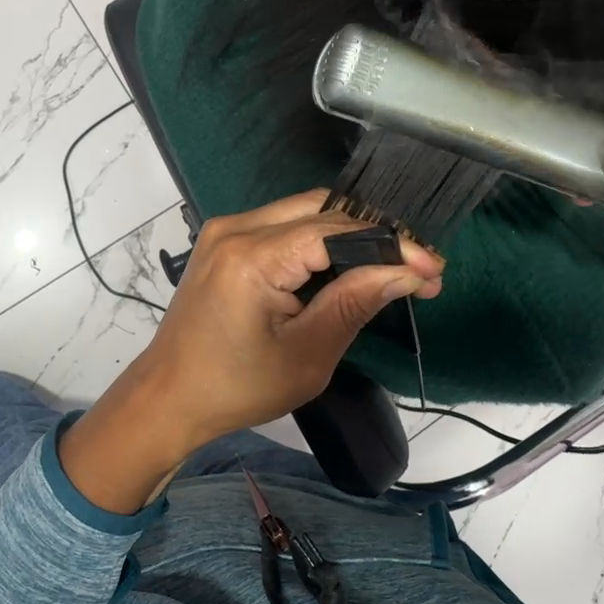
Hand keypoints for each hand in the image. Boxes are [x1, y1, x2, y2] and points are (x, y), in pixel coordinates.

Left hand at [60, 190, 441, 512]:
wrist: (169, 394)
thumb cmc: (237, 386)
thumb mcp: (306, 355)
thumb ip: (354, 304)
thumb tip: (406, 272)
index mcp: (252, 256)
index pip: (336, 231)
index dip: (389, 244)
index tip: (433, 270)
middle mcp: (236, 228)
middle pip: (321, 209)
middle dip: (375, 233)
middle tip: (418, 268)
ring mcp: (226, 229)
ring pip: (304, 212)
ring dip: (350, 234)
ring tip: (393, 268)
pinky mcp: (224, 239)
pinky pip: (283, 225)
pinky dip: (320, 241)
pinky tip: (350, 266)